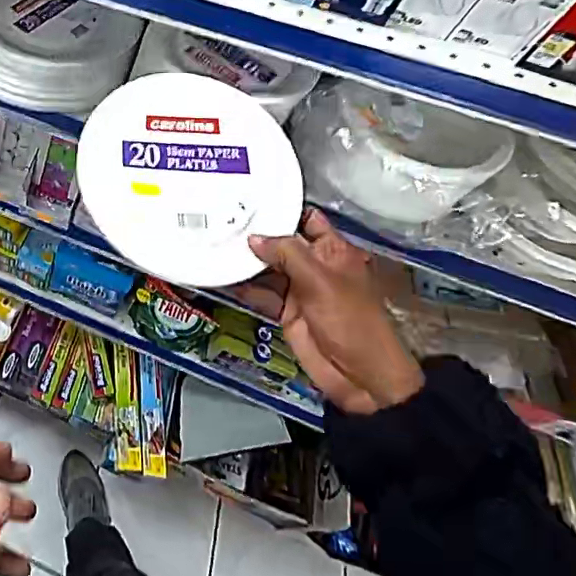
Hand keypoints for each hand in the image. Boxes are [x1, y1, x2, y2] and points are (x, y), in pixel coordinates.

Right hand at [233, 209, 423, 414]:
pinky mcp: (286, 313)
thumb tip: (254, 237)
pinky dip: (243, 287)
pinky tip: (220, 276)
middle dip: (256, 234)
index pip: (305, 219)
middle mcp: (315, 265)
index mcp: (332, 250)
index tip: (250, 198)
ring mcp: (299, 290)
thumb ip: (287, 255)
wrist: (362, 377)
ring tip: (214, 244)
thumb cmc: (351, 321)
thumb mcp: (321, 281)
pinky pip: (262, 295)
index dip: (282, 209)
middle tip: (220, 218)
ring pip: (267, 269)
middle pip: (281, 243)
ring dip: (245, 260)